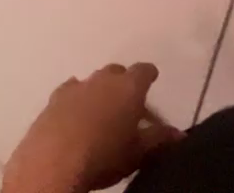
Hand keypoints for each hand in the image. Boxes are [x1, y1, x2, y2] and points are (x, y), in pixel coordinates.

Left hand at [3, 63, 183, 192]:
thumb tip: (180, 133)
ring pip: (93, 81)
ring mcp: (76, 86)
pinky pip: (70, 92)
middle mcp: (102, 79)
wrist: (53, 163)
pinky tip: (75, 116)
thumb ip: (159, 139)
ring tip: (101, 114)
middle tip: (128, 105)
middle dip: (123, 84)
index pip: (144, 70)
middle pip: (117, 72)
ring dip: (99, 91)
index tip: (152, 80)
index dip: (149, 75)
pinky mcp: (53, 99)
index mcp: (128, 87)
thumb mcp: (137, 153)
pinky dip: (76, 100)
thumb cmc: (103, 156)